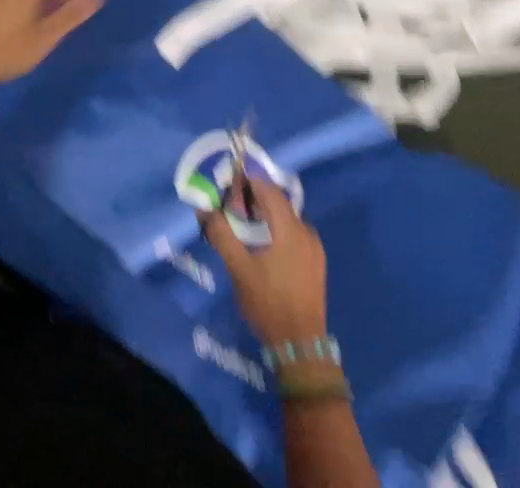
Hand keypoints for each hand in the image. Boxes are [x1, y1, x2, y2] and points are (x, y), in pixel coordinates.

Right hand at [202, 176, 328, 345]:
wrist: (299, 343)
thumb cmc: (268, 302)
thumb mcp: (238, 268)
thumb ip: (221, 234)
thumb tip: (204, 208)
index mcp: (291, 230)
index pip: (270, 191)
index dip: (250, 179)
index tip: (229, 176)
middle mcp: (307, 234)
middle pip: (280, 204)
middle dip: (255, 197)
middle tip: (230, 202)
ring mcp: (315, 250)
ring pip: (287, 220)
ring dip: (265, 215)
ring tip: (242, 224)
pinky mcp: (315, 264)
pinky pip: (294, 235)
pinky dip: (276, 230)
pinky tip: (262, 245)